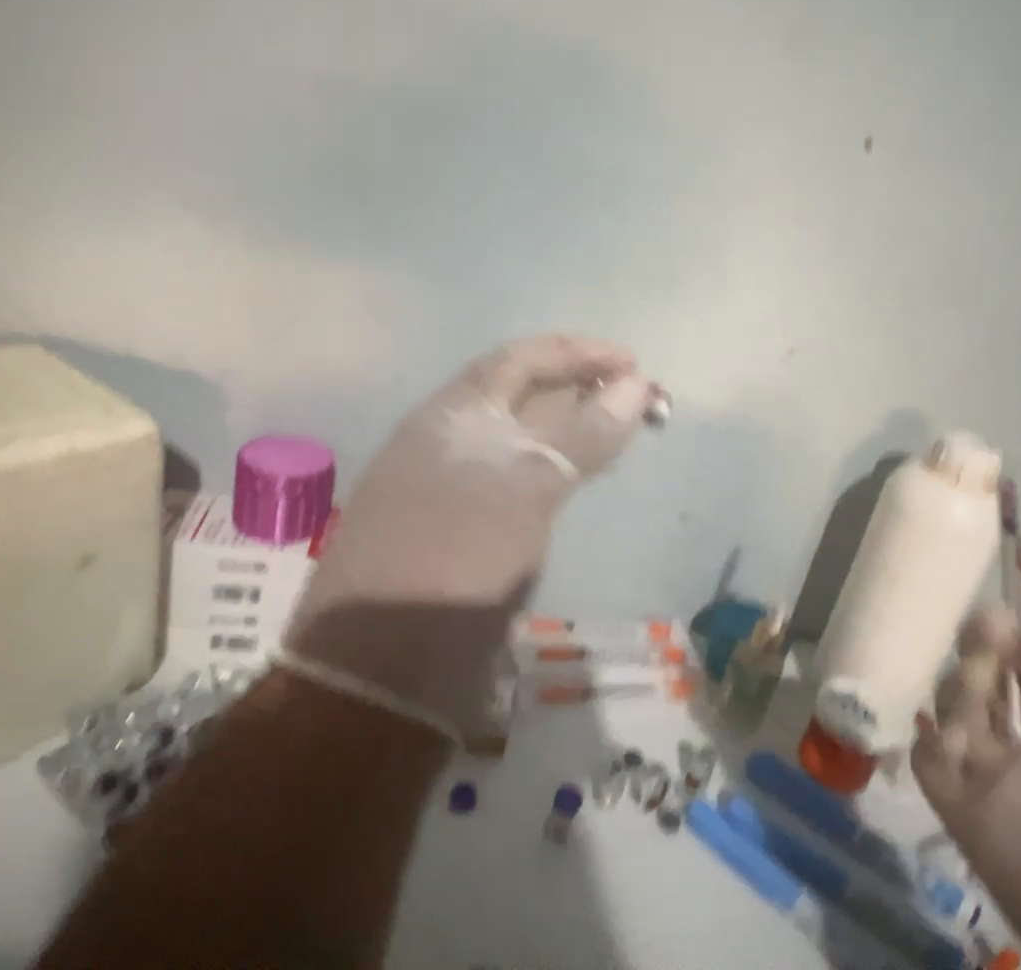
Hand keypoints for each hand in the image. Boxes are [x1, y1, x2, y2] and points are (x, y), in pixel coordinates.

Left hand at [283, 335, 655, 736]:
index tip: (634, 365)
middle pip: (517, 399)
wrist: (382, 667)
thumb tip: (636, 384)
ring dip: (565, 434)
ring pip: (514, 446)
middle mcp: (443, 447)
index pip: (518, 360)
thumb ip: (580, 433)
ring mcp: (445, 493)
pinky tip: (573, 490)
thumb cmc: (455, 559)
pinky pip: (511, 488)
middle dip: (577, 390)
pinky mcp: (453, 539)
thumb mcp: (524, 487)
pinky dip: (549, 477)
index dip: (577, 354)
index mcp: (449, 418)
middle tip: (637, 401)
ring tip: (615, 438)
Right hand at [911, 540, 1020, 969]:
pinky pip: (933, 763)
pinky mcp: (970, 815)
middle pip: (1007, 666)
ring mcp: (1004, 776)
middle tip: (996, 616)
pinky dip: (929, 735)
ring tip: (985, 657)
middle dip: (998, 630)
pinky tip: (942, 719)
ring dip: (970, 673)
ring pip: (965, 702)